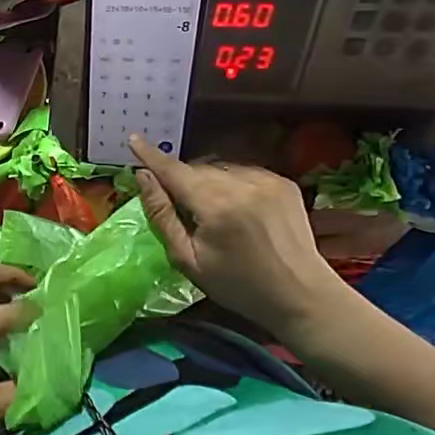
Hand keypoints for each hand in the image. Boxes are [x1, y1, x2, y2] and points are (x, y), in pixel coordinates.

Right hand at [130, 136, 352, 331]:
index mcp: (216, 206)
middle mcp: (242, 184)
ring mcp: (266, 180)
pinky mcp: (282, 182)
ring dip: (206, 181)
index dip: (151, 156)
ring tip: (210, 212)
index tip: (134, 139)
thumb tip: (143, 177)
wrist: (301, 294)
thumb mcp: (188, 260)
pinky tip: (236, 209)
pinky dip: (230, 184)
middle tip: (179, 207)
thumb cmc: (237, 285)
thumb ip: (162, 216)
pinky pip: (243, 172)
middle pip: (196, 169)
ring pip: (219, 169)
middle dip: (181, 180)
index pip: (174, 171)